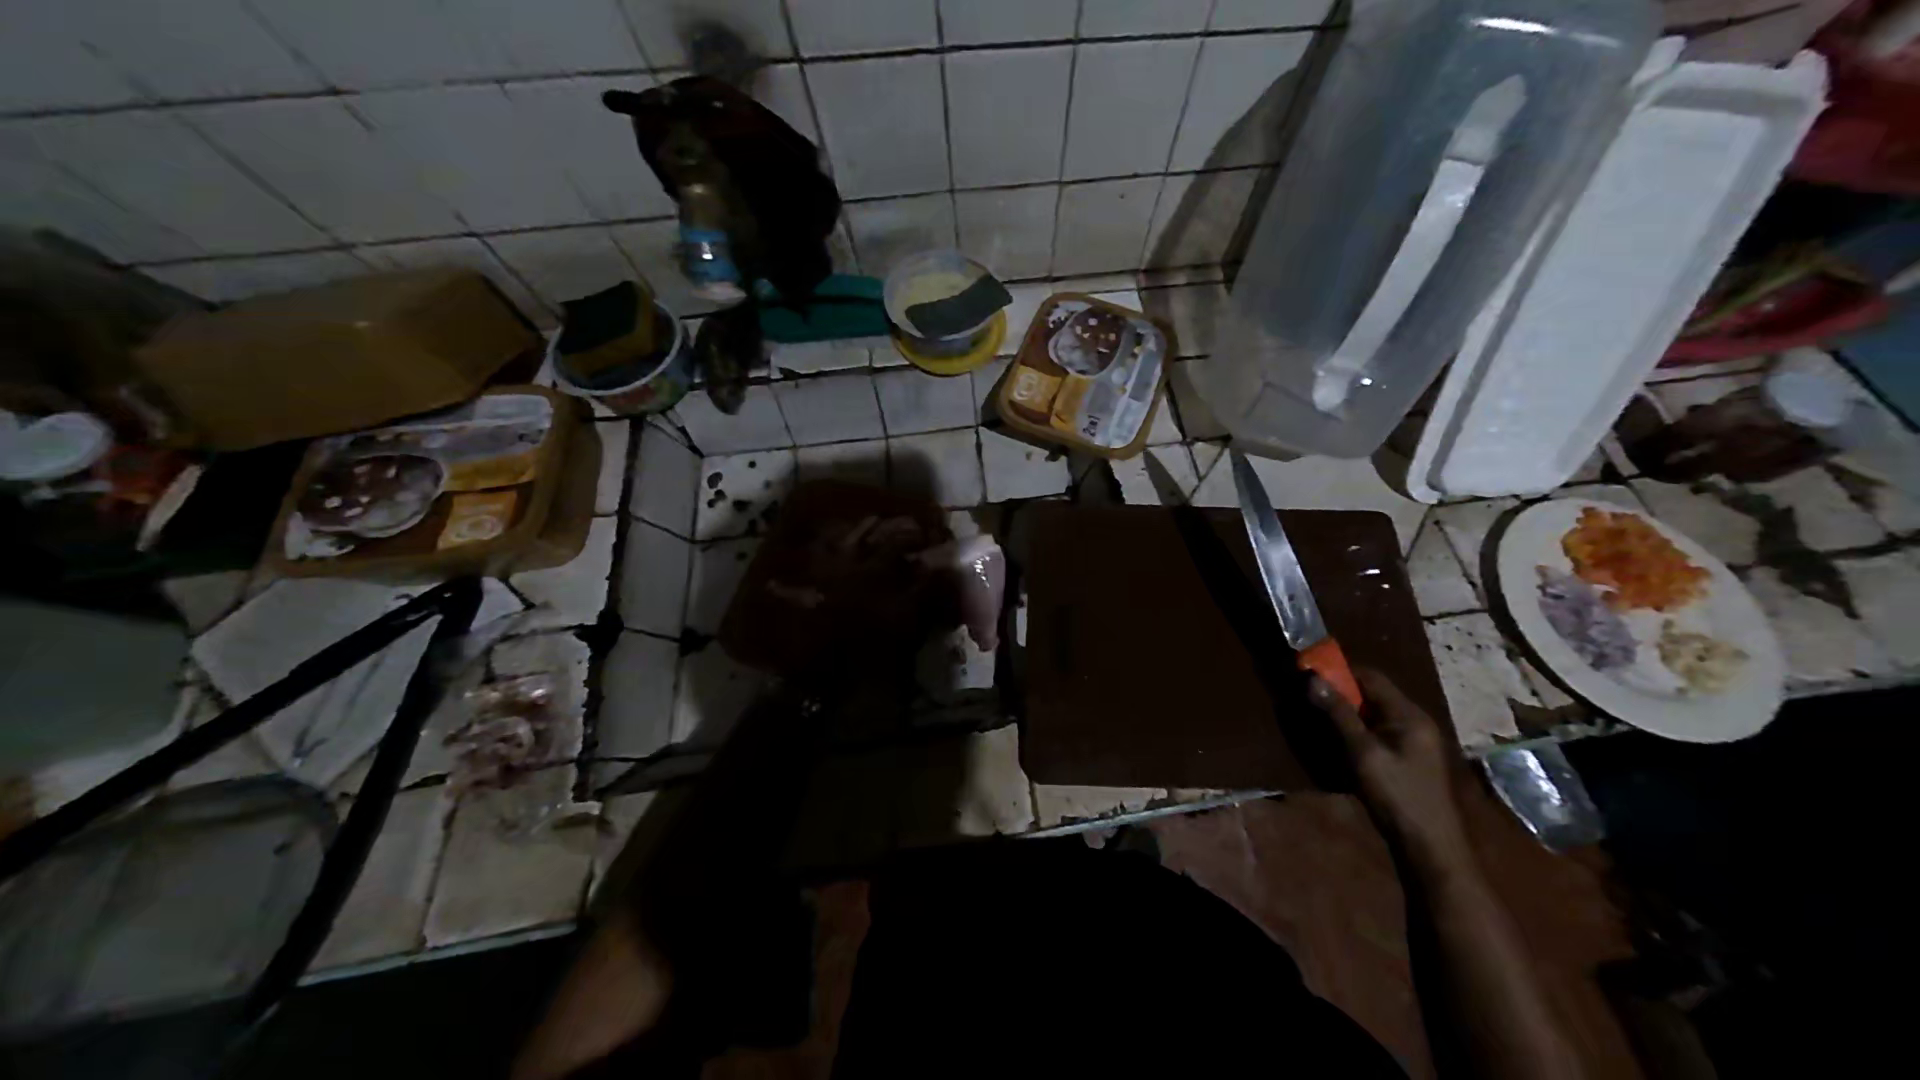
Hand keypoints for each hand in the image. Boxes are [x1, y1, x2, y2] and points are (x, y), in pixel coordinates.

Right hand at [1310, 667, 1470, 873]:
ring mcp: (1415, 741)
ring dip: (1348, 711)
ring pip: (1375, 713)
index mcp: (1409, 715)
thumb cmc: (1397, 795)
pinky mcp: (1410, 758)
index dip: (1340, 671)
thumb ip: (1339, 714)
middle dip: (1341, 691)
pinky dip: (1358, 728)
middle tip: (1310, 696)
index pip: (1371, 677)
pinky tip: (1341, 741)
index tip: (1309, 673)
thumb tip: (1314, 679)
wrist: (1431, 846)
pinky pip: (1379, 730)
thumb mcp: (1363, 753)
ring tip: (1320, 717)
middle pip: (1374, 693)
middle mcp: (1416, 721)